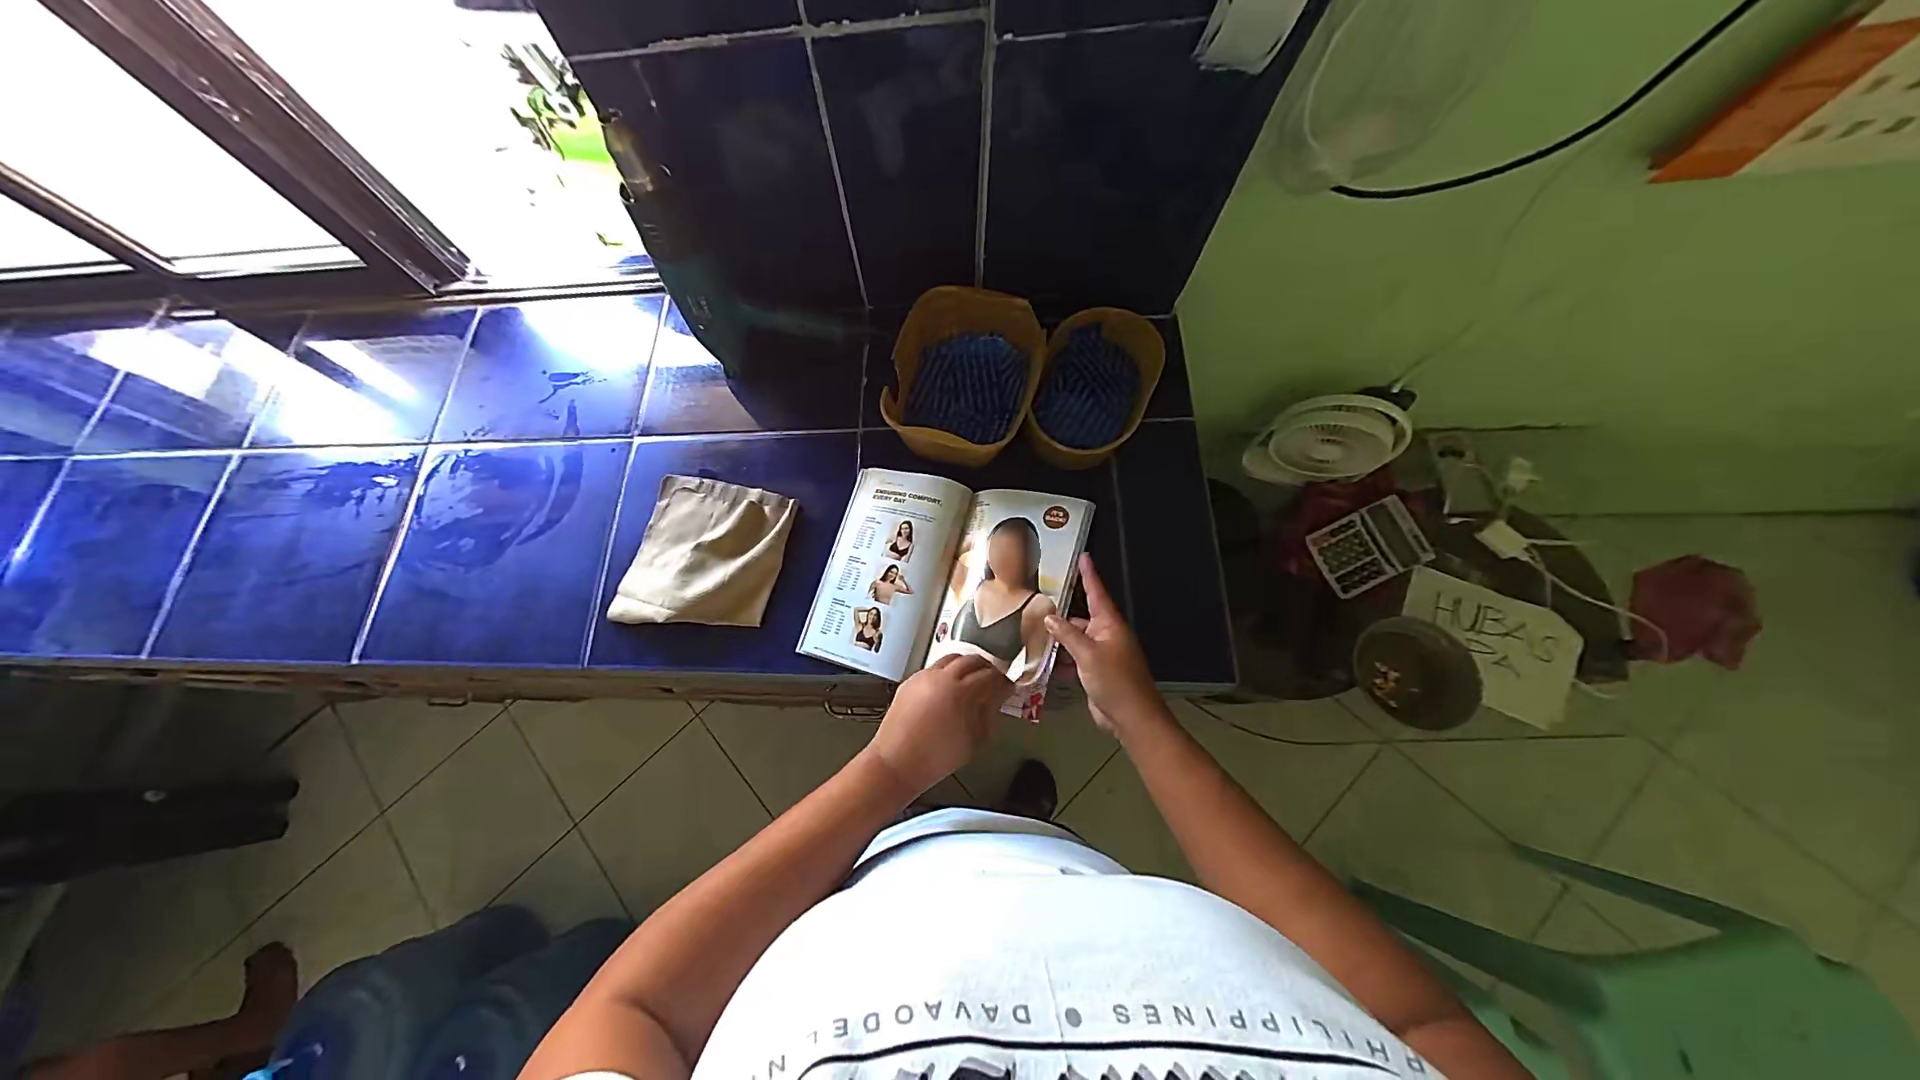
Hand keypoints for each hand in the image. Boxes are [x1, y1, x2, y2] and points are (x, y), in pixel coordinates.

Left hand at [863, 654, 1009, 797]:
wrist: (896, 763)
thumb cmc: (935, 758)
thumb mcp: (973, 739)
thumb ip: (987, 713)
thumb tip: (996, 699)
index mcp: (960, 692)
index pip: (990, 676)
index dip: (1003, 681)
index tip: (1008, 686)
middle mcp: (941, 678)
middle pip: (972, 660)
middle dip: (986, 668)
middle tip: (994, 679)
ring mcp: (924, 677)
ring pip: (951, 658)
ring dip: (966, 665)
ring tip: (972, 679)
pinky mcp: (910, 681)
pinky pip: (934, 668)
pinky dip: (947, 672)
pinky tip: (950, 686)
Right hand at [1046, 554, 1161, 735]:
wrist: (1131, 717)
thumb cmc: (1114, 680)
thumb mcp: (1087, 654)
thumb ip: (1067, 634)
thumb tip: (1050, 618)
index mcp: (1110, 624)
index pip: (1097, 593)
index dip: (1089, 575)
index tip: (1084, 557)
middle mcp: (1107, 635)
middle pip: (1082, 617)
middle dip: (1063, 612)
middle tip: (1040, 601)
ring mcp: (1102, 654)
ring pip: (1076, 639)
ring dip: (1060, 639)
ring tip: (1034, 631)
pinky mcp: (1096, 671)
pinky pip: (1076, 658)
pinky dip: (1063, 658)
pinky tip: (1045, 659)